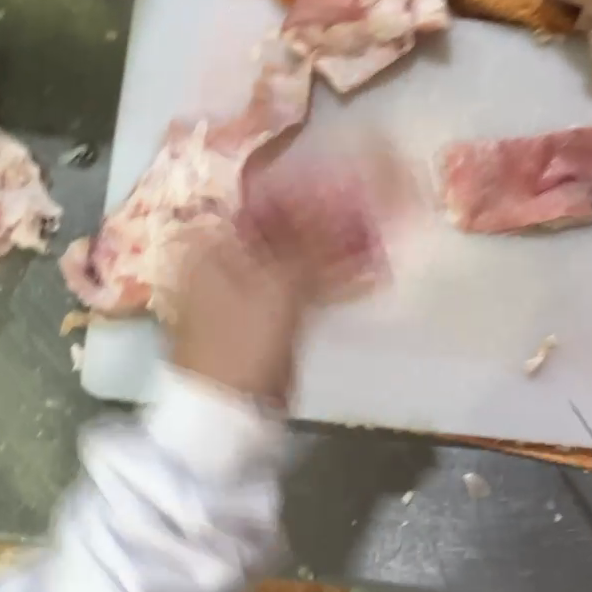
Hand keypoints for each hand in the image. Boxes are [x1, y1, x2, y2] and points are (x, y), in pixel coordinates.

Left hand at [163, 156, 404, 405]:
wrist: (227, 412)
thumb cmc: (240, 343)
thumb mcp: (276, 288)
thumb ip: (311, 246)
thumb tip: (341, 203)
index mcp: (214, 245)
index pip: (264, 201)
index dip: (305, 188)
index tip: (345, 179)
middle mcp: (228, 259)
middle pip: (286, 228)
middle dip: (329, 218)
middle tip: (369, 205)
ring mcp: (249, 288)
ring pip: (301, 256)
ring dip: (337, 247)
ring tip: (377, 233)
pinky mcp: (270, 315)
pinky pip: (307, 286)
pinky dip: (334, 278)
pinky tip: (369, 271)